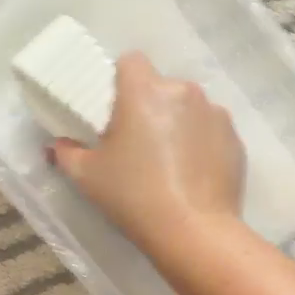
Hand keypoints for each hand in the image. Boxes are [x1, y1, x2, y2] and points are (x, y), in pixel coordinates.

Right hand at [50, 52, 244, 258]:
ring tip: (170, 165)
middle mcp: (183, 91)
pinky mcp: (235, 139)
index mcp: (144, 90)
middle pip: (161, 87)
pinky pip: (211, 132)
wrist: (194, 232)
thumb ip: (67, 153)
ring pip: (189, 108)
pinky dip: (202, 145)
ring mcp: (215, 113)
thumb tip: (59, 144)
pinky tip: (193, 176)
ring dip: (178, 125)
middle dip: (150, 108)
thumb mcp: (88, 178)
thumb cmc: (134, 198)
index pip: (130, 62)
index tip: (116, 113)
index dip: (120, 83)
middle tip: (139, 146)